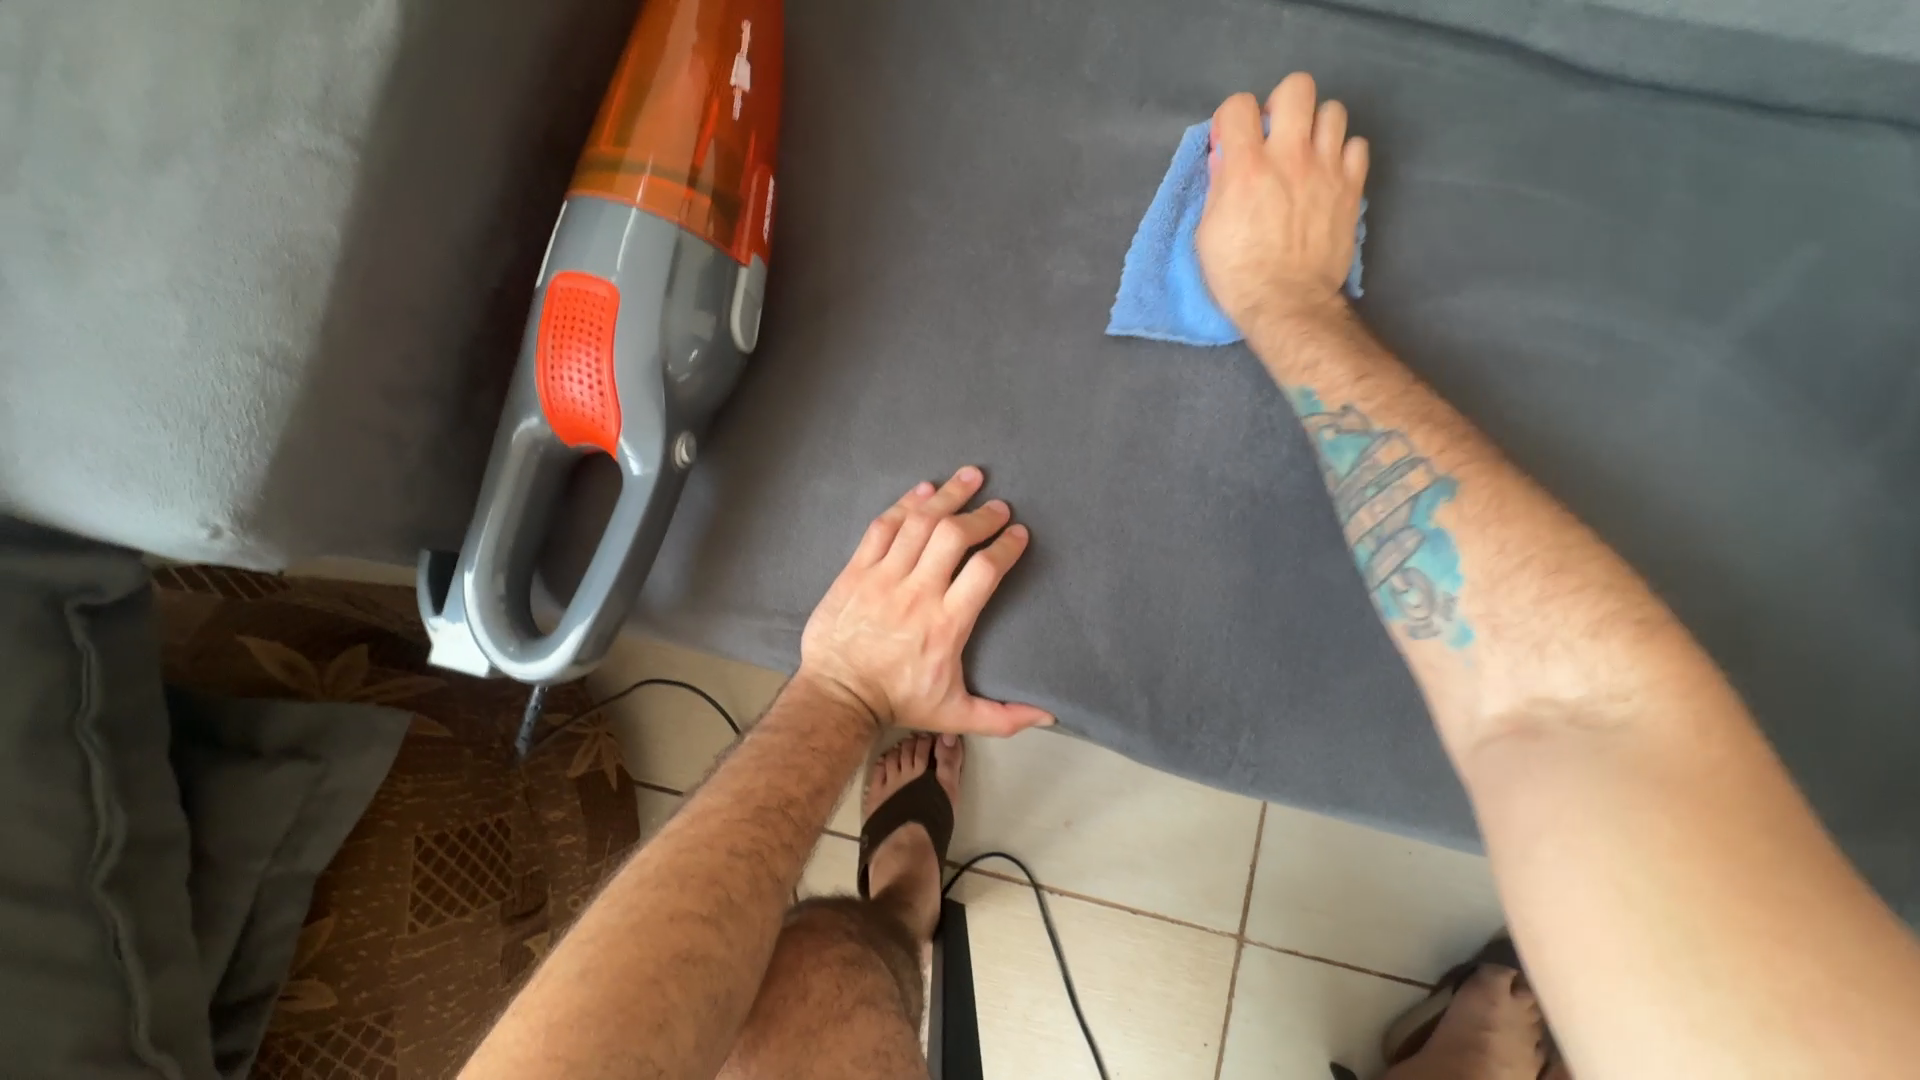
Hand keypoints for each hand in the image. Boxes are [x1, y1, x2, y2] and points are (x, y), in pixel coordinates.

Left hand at [798, 466, 1054, 736]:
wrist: (837, 697)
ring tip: (970, 477)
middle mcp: (917, 593)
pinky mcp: (856, 572)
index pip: (985, 571)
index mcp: (946, 624)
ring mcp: (883, 578)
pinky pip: (882, 528)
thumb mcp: (955, 715)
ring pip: (919, 523)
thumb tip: (1048, 716)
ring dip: (947, 496)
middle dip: (981, 515)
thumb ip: (1003, 716)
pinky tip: (923, 490)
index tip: (1019, 533)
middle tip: (999, 506)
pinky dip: (904, 505)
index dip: (1006, 546)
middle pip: (954, 536)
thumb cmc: (898, 702)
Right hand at [1196, 72, 1369, 333]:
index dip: (1231, 119)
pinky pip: (1356, 145)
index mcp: (1246, 168)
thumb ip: (1219, 187)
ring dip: (1315, 127)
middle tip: (1276, 133)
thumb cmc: (1237, 274)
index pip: (1238, 106)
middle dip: (1282, 104)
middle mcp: (1289, 156)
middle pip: (1297, 87)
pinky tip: (1328, 174)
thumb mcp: (1208, 232)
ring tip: (1305, 153)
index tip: (1231, 140)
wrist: (1286, 303)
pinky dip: (1342, 154)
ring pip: (1333, 110)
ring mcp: (1326, 168)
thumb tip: (1225, 159)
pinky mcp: (1351, 186)